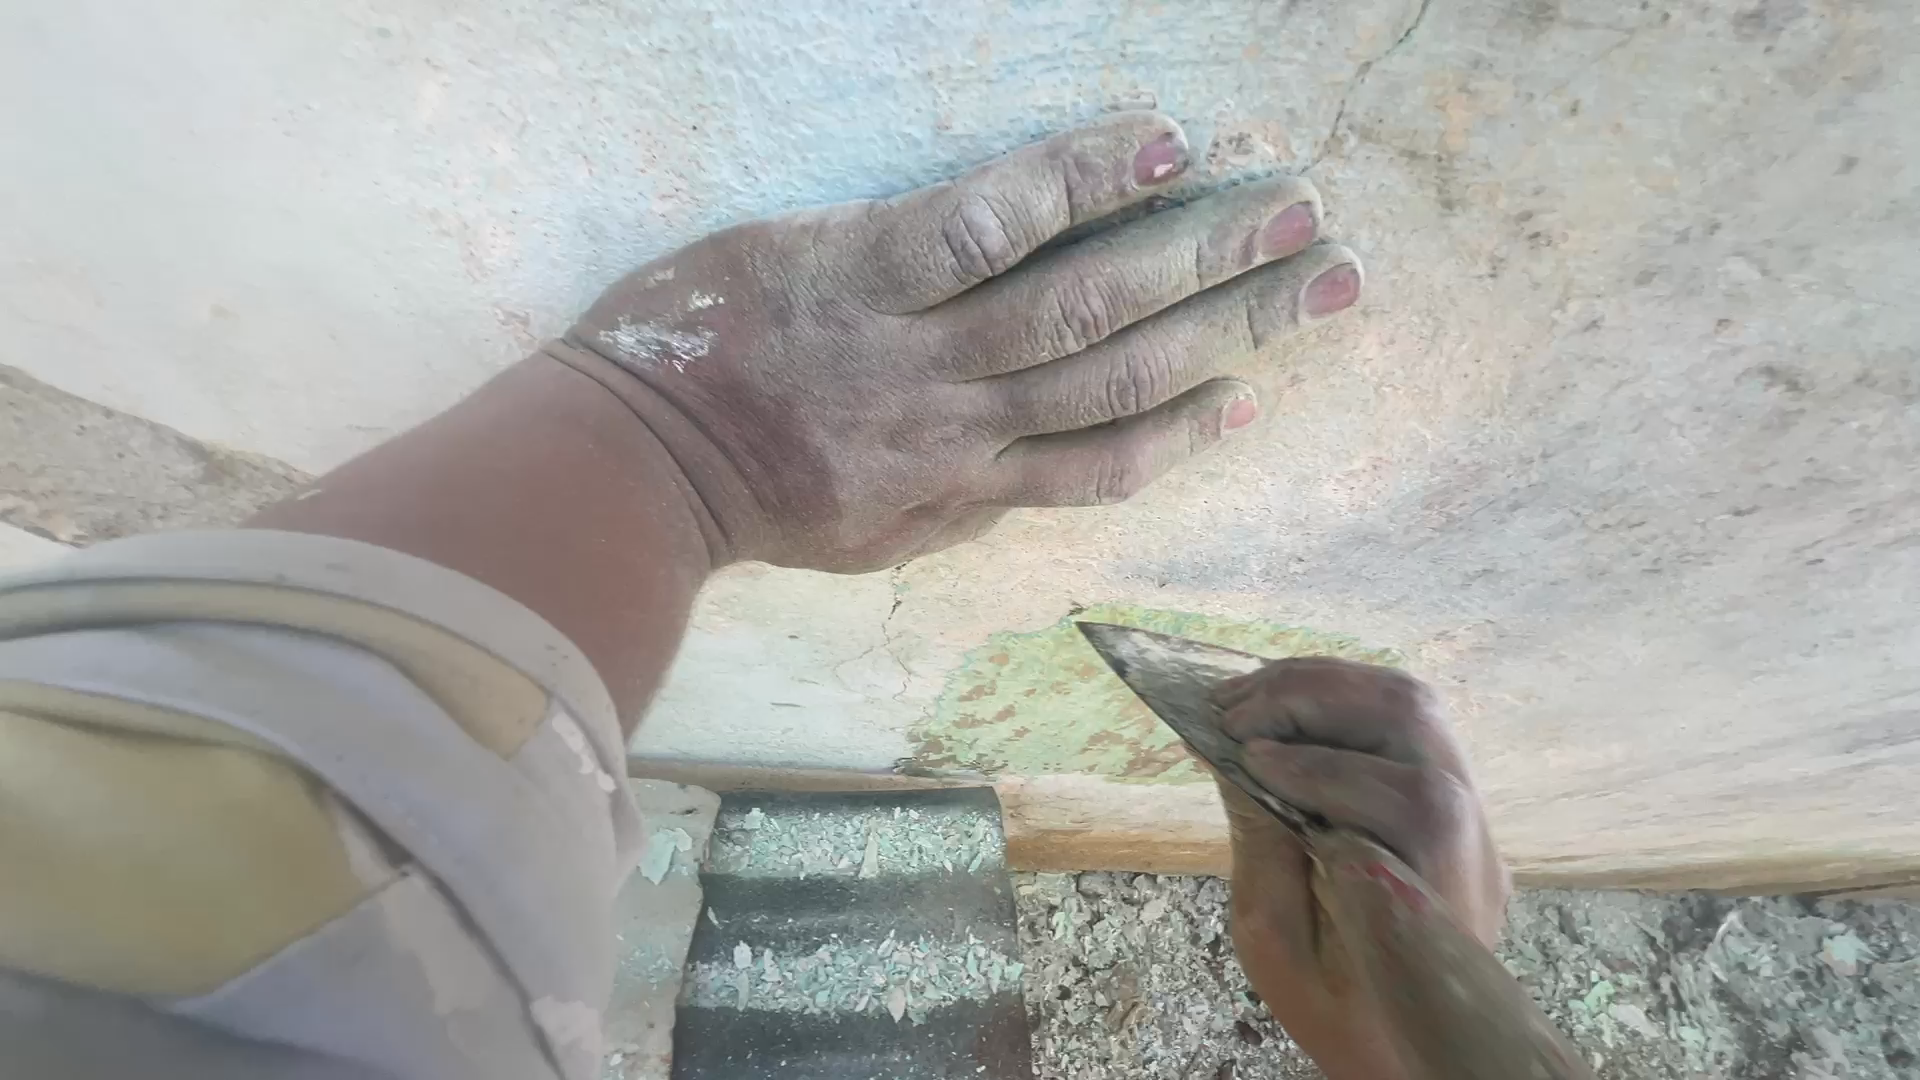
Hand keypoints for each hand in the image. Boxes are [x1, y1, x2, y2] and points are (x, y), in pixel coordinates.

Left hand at [552, 111, 1362, 571]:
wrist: (640, 466)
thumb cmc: (760, 504)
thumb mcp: (874, 539)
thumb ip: (960, 507)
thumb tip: (1028, 477)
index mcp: (967, 487)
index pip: (1108, 463)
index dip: (1192, 432)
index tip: (1259, 392)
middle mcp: (965, 418)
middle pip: (1127, 370)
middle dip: (1240, 322)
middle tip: (1334, 274)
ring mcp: (915, 342)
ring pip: (1079, 298)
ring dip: (1193, 251)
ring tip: (1283, 204)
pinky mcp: (858, 265)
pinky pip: (980, 220)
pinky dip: (1072, 183)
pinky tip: (1153, 147)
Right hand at [1210, 658, 1508, 1079]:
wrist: (1419, 1041)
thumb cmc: (1341, 1008)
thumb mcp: (1276, 947)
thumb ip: (1260, 848)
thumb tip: (1231, 758)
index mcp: (1432, 905)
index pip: (1406, 805)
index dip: (1320, 769)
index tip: (1243, 758)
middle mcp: (1467, 844)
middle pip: (1413, 726)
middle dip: (1308, 701)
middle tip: (1229, 712)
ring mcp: (1466, 811)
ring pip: (1410, 703)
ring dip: (1315, 682)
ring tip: (1243, 695)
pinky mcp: (1445, 788)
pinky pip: (1397, 712)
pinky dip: (1329, 688)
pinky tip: (1276, 697)